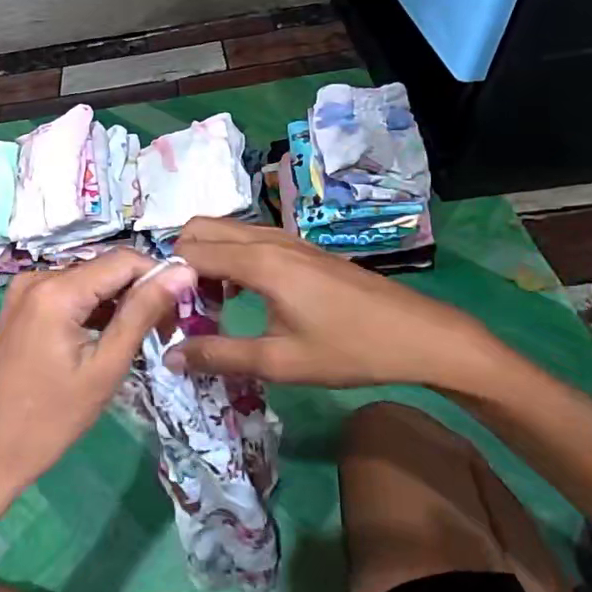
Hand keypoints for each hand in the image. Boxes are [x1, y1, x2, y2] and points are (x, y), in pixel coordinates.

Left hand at [0, 250, 196, 512]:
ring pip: (85, 283)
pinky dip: (89, 312)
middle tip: (161, 336)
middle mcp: (35, 278)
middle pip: (103, 269)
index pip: (124, 259)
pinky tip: (102, 342)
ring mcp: (22, 292)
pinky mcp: (17, 308)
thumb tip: (182, 271)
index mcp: (56, 289)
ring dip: (115, 305)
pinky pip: (64, 296)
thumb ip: (141, 313)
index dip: (159, 277)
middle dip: (138, 294)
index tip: (180, 313)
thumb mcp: (105, 367)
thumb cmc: (51, 418)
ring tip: (137, 344)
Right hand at [168, 216, 507, 391]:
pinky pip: (246, 238)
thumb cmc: (350, 349)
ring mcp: (286, 238)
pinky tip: (243, 294)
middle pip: (200, 228)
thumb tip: (169, 357)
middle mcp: (267, 239)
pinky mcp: (300, 246)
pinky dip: (228, 257)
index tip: (172, 316)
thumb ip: (219, 356)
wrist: (422, 335)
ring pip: (223, 230)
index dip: (169, 281)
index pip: (188, 251)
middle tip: (189, 305)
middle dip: (182, 262)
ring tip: (212, 304)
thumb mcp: (280, 362)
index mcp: (258, 261)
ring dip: (206, 259)